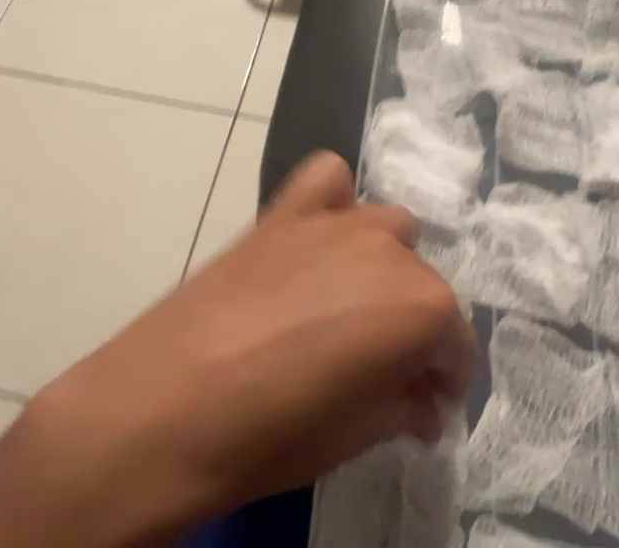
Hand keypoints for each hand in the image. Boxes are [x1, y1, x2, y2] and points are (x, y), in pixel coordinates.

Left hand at [47, 149, 476, 507]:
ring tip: (349, 308)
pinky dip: (335, 202)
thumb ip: (402, 408)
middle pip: (425, 283)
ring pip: (388, 228)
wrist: (161, 409)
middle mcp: (389, 250)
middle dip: (414, 328)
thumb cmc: (268, 437)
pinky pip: (327, 181)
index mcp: (421, 308)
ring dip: (384, 266)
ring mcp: (334, 223)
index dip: (445, 379)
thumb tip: (422, 405)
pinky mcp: (282, 214)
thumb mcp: (355, 437)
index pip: (457, 343)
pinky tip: (317, 241)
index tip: (426, 405)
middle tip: (383, 373)